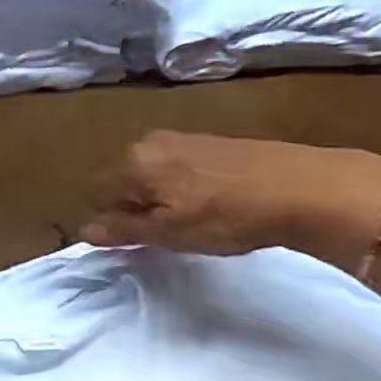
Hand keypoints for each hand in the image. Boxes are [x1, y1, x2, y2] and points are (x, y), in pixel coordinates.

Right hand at [82, 131, 380, 267]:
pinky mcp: (209, 142)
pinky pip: (178, 168)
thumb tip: (86, 228)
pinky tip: (211, 204)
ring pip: (152, 175)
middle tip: (165, 235)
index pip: (96, 192)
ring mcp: (182, 137)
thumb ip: (124, 229)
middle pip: (124, 181)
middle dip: (136, 208)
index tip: (138, 242)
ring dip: (161, 199)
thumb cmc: (224, 216)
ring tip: (192, 222)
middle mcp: (151, 141)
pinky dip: (183, 188)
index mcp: (134, 160)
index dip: (112, 222)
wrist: (293, 186)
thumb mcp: (169, 233)